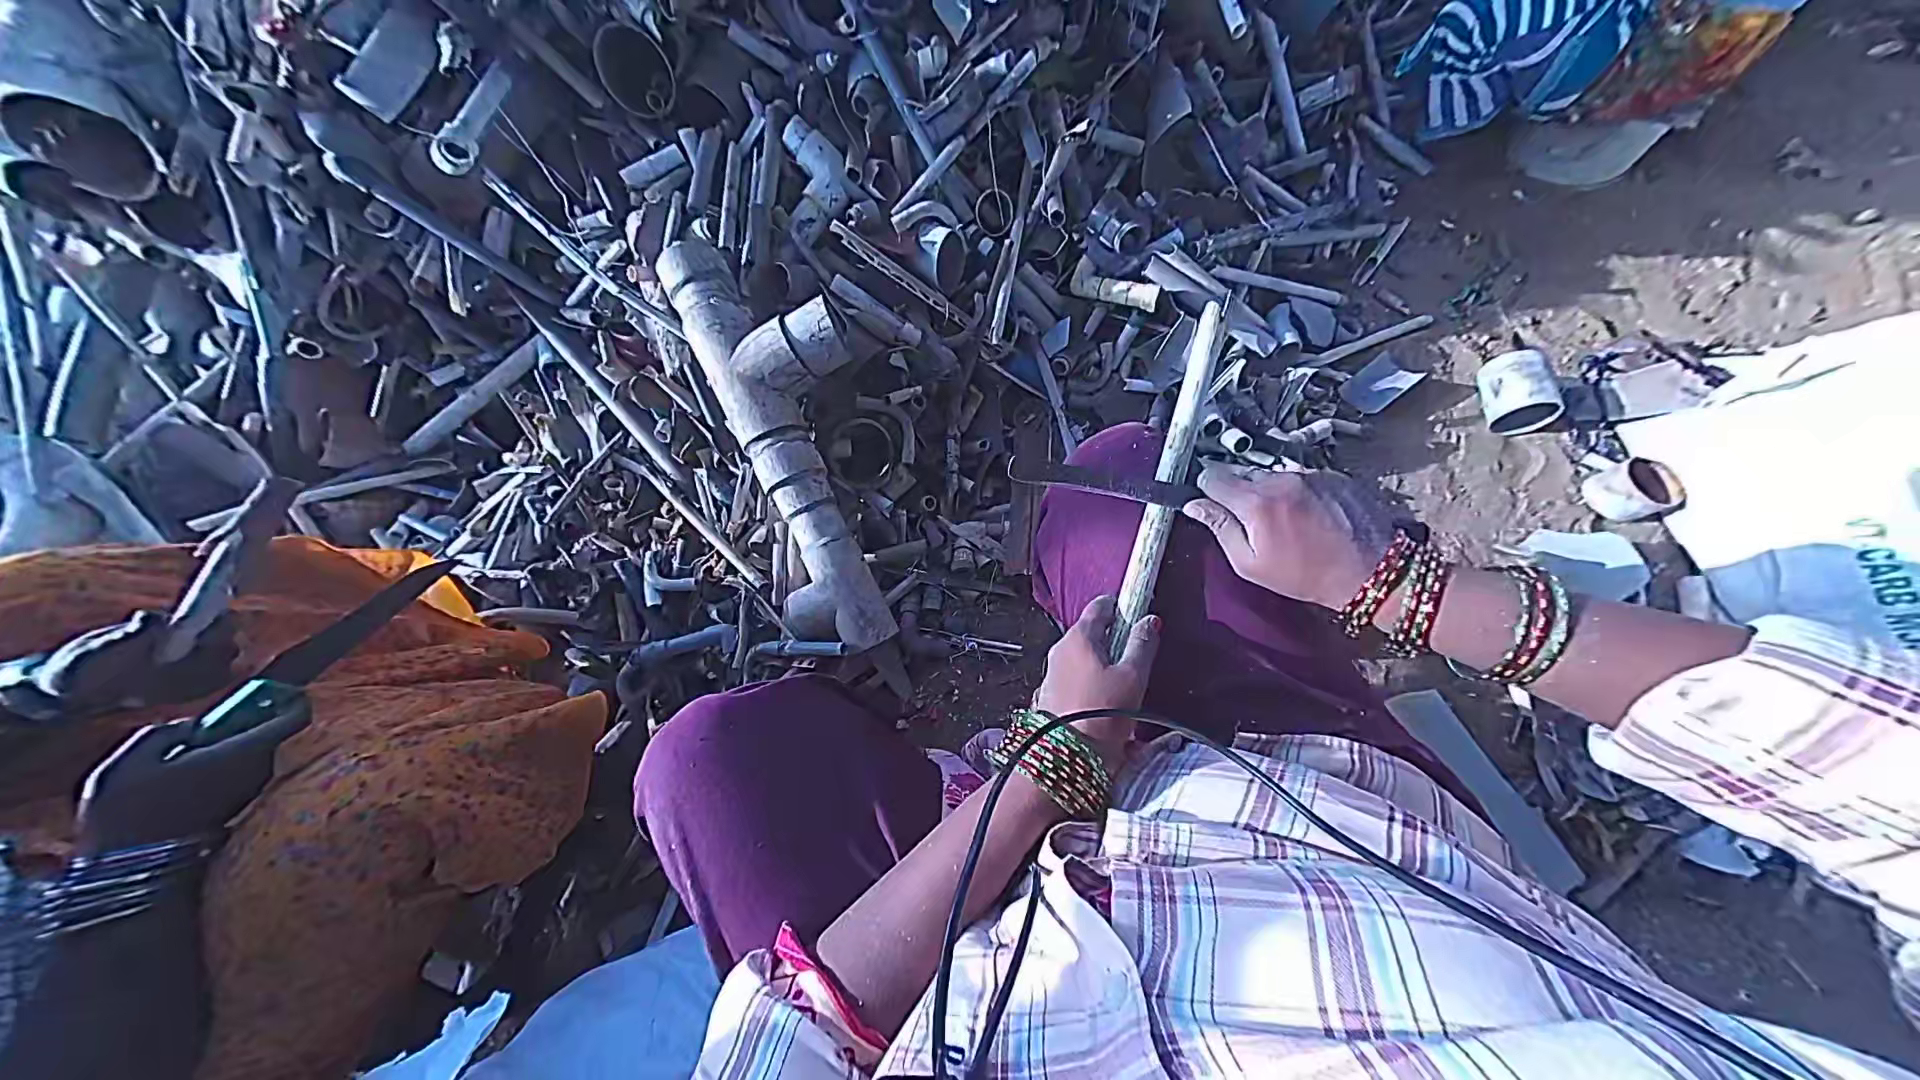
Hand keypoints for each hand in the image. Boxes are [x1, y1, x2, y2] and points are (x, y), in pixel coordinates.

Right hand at [76, 706, 308, 853]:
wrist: (134, 864)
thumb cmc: (127, 810)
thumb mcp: (128, 763)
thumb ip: (163, 733)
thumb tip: (192, 725)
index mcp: (246, 750)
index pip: (296, 717)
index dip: (292, 700)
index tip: (276, 691)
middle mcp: (262, 767)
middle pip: (279, 732)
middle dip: (259, 720)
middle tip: (225, 718)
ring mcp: (255, 787)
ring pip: (264, 752)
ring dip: (243, 742)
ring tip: (199, 744)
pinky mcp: (243, 802)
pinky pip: (249, 770)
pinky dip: (234, 761)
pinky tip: (198, 767)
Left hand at [1032, 595, 1159, 765]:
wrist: (1063, 757)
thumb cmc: (1101, 714)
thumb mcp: (1132, 678)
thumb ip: (1142, 645)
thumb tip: (1149, 620)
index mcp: (1079, 637)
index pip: (1100, 606)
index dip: (1121, 607)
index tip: (1137, 615)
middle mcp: (1060, 648)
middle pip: (1091, 632)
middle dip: (1114, 638)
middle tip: (1136, 656)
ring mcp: (1052, 671)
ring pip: (1083, 656)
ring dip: (1103, 662)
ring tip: (1125, 684)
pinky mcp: (1050, 693)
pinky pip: (1076, 676)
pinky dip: (1092, 680)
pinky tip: (1106, 701)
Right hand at [1181, 463, 1402, 609]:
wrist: (1370, 572)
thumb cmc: (1304, 575)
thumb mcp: (1249, 563)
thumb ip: (1219, 527)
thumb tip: (1195, 505)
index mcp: (1256, 502)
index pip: (1213, 476)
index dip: (1206, 489)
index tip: (1209, 501)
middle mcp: (1281, 479)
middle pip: (1241, 472)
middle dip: (1237, 491)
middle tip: (1248, 519)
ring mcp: (1309, 474)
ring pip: (1271, 474)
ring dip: (1267, 490)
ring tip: (1281, 520)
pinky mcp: (1331, 475)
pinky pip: (1299, 476)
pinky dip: (1294, 490)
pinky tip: (1305, 515)